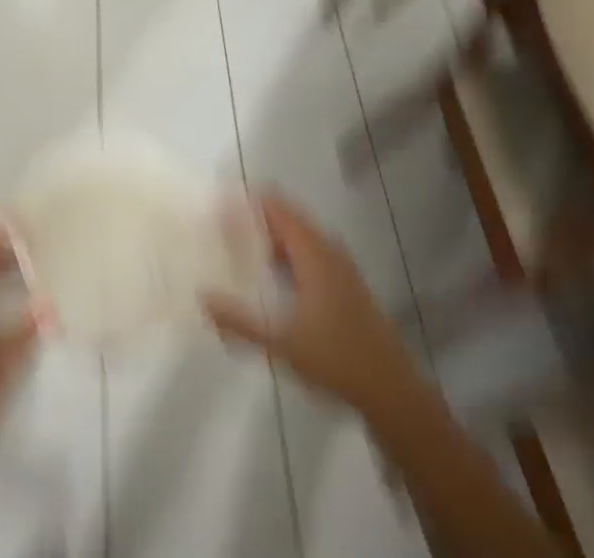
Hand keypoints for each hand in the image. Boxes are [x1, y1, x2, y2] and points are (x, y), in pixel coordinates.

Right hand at [203, 191, 422, 418]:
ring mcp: (343, 271)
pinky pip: (313, 254)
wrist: (391, 391)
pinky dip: (289, 252)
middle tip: (223, 222)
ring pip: (303, 238)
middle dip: (258, 217)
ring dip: (274, 235)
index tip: (220, 202)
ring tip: (241, 242)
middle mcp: (330, 255)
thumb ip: (240, 323)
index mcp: (315, 258)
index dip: (251, 203)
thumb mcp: (281, 345)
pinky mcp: (349, 287)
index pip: (280, 212)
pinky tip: (273, 274)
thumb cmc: (336, 362)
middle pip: (291, 220)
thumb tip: (202, 298)